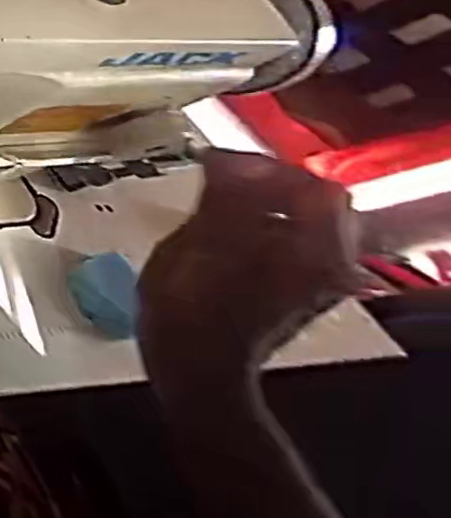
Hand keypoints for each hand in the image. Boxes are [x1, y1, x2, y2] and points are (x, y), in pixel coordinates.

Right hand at [139, 150, 361, 381]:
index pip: (309, 185)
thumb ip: (225, 201)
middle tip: (215, 171)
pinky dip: (262, 222)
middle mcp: (330, 262)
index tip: (213, 157)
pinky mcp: (295, 286)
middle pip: (315, 202)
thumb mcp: (197, 246)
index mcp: (312, 250)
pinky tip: (226, 226)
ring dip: (264, 199)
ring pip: (303, 220)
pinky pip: (291, 240)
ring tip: (215, 193)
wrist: (193, 361)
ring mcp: (315, 277)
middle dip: (268, 179)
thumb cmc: (187, 304)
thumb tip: (231, 159)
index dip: (263, 163)